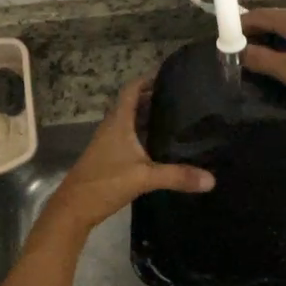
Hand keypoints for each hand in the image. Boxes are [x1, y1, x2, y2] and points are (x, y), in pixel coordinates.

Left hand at [36, 78, 214, 242]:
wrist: (74, 208)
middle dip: (155, 99)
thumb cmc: (105, 183)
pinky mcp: (110, 158)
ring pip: (132, 122)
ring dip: (150, 118)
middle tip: (183, 99)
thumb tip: (211, 179)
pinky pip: (130, 139)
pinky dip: (145, 136)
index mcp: (118, 122)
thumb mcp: (145, 177)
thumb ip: (178, 176)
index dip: (148, 79)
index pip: (132, 89)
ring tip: (178, 119)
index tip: (171, 76)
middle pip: (134, 104)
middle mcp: (113, 127)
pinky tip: (162, 146)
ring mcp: (109, 143)